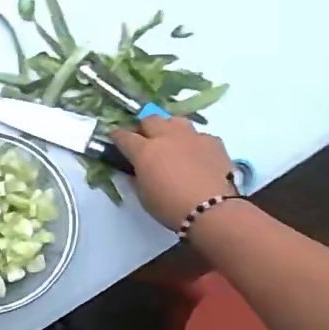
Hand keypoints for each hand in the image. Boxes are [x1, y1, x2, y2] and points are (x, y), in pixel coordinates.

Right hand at [109, 115, 238, 230]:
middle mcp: (167, 136)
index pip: (124, 136)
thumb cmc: (170, 207)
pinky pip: (199, 135)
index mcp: (145, 151)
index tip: (115, 138)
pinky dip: (194, 142)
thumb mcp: (144, 195)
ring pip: (176, 121)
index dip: (117, 136)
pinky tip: (196, 155)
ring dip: (169, 128)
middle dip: (145, 128)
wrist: (212, 210)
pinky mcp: (213, 141)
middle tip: (145, 141)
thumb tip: (137, 169)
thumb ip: (138, 177)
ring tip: (171, 142)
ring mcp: (192, 136)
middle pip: (151, 119)